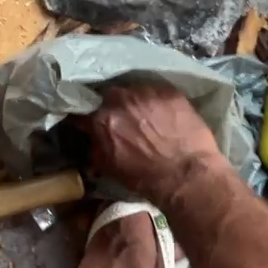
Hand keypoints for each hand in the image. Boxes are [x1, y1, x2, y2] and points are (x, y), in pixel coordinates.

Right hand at [81, 85, 227, 201]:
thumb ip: (94, 146)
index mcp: (101, 118)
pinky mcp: (170, 92)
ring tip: (144, 115)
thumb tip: (92, 138)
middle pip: (107, 94)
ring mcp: (146, 93)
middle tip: (120, 117)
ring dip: (134, 101)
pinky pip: (156, 91)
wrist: (187, 177)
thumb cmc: (144, 177)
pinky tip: (164, 114)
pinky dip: (156, 101)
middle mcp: (120, 99)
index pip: (81, 108)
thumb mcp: (107, 166)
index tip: (85, 119)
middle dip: (110, 105)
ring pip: (133, 90)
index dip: (82, 115)